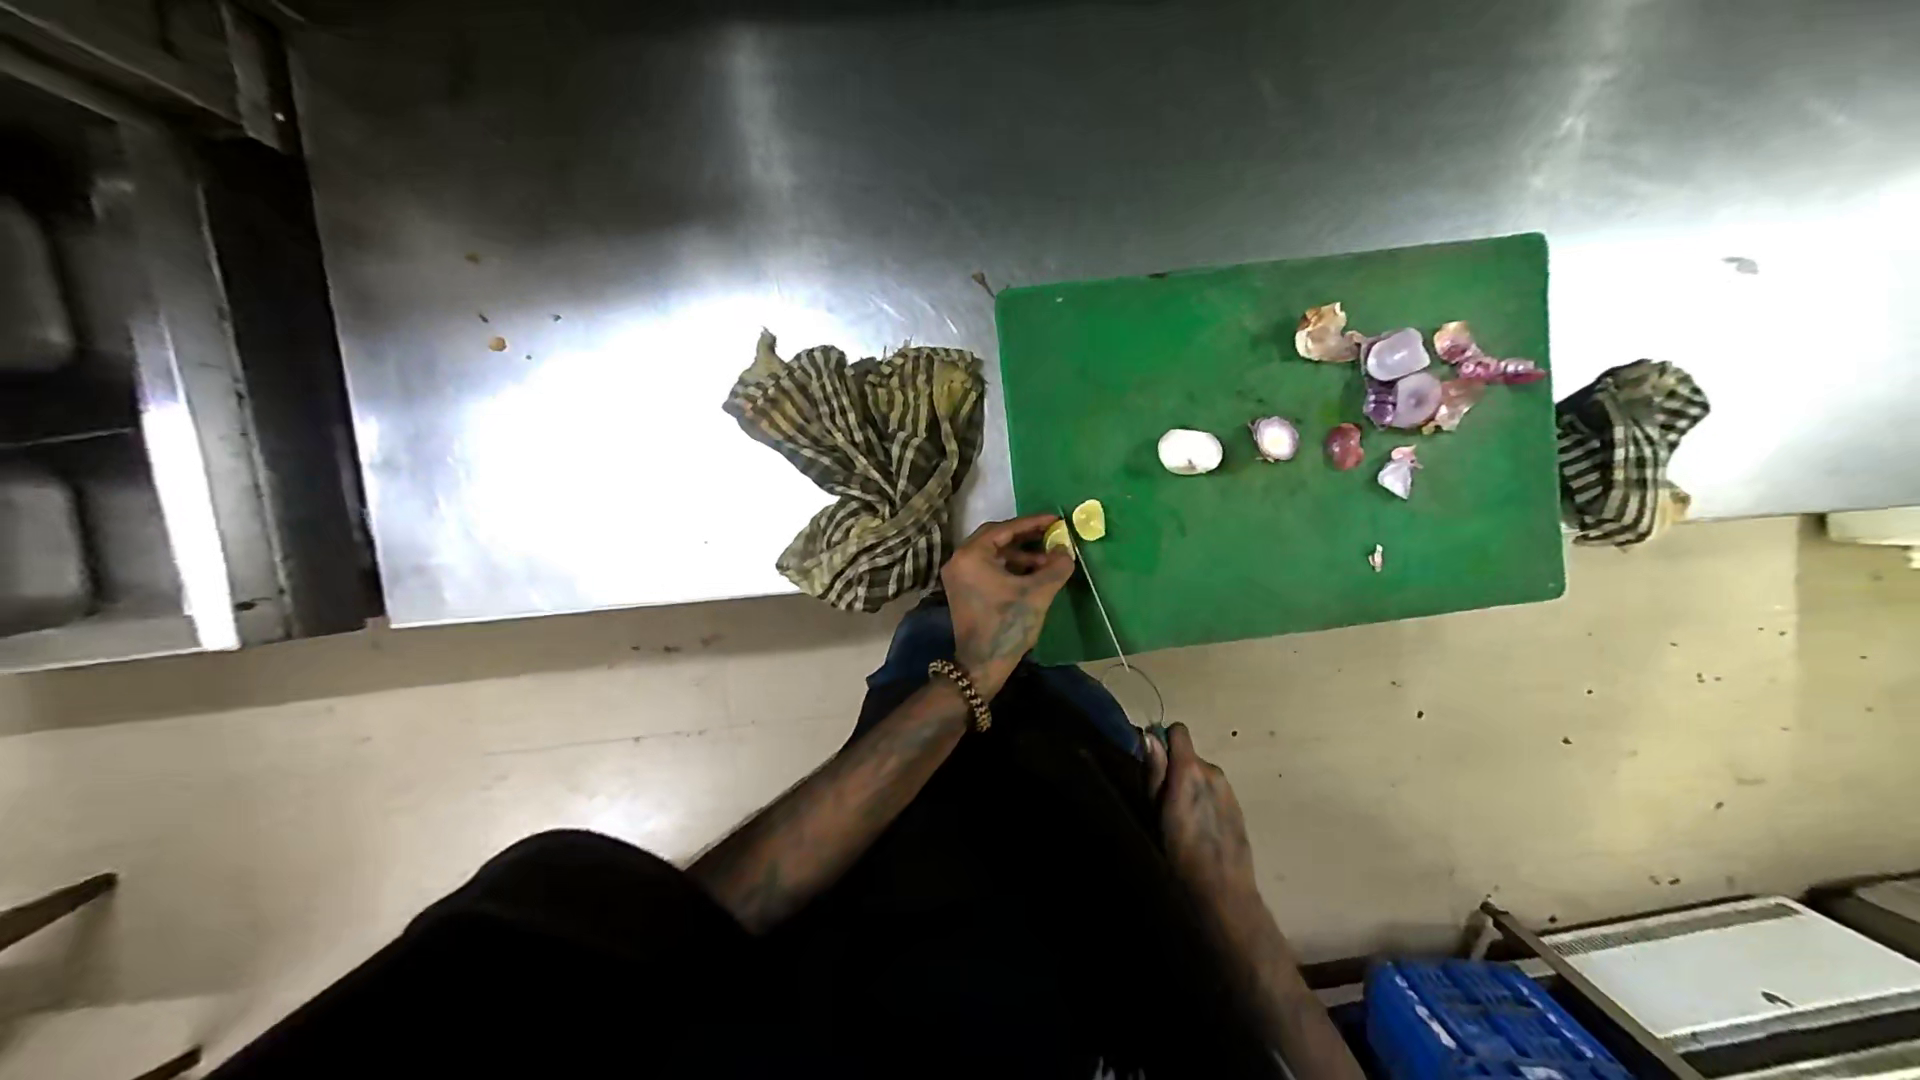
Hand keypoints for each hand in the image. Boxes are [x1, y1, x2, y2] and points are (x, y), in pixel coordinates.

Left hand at [942, 513, 1075, 698]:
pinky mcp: (964, 590)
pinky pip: (989, 568)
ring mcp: (959, 576)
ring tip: (1048, 561)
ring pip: (994, 554)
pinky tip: (1033, 575)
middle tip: (1051, 534)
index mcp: (971, 555)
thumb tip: (1066, 550)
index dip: (1032, 522)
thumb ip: (1056, 566)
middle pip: (996, 538)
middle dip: (1026, 537)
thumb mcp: (1037, 593)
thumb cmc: (1007, 624)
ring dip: (1021, 555)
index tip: (1055, 519)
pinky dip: (1010, 568)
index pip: (1004, 528)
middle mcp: (959, 560)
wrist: (982, 664)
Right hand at [1144, 723, 1257, 901]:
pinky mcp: (1237, 804)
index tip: (1153, 763)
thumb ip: (1154, 770)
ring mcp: (1228, 787)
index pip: (1178, 731)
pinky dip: (1204, 797)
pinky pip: (1214, 789)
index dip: (1163, 741)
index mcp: (1190, 768)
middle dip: (1174, 767)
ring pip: (1201, 772)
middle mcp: (1212, 770)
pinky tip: (1201, 825)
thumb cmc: (1180, 850)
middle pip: (1188, 754)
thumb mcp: (1156, 809)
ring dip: (1190, 784)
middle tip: (1163, 799)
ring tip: (1183, 816)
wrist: (1222, 888)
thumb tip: (1148, 736)